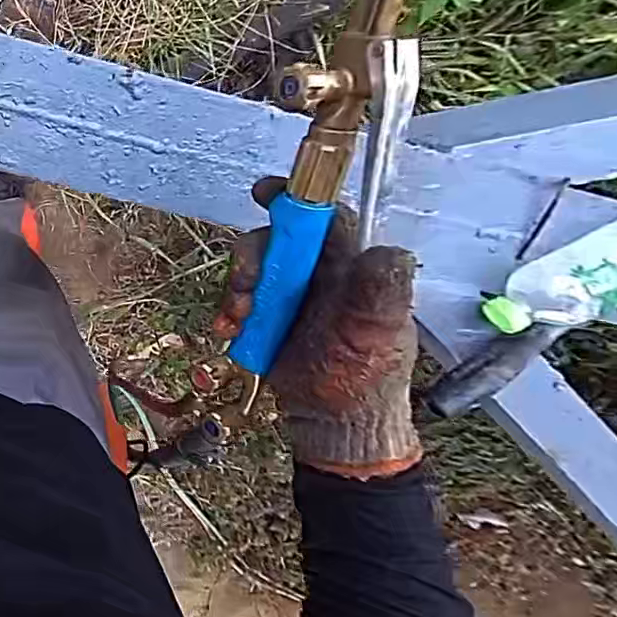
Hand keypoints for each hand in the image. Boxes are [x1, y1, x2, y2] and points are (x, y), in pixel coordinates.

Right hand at [214, 177, 421, 478]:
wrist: (332, 423)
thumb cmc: (363, 380)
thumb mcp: (378, 335)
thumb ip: (381, 291)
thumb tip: (387, 249)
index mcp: (350, 266)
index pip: (325, 217)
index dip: (296, 198)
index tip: (264, 193)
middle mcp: (318, 271)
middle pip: (276, 239)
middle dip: (253, 258)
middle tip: (246, 287)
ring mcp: (289, 292)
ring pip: (252, 266)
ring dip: (237, 288)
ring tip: (239, 318)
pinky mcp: (265, 313)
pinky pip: (238, 297)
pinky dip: (229, 310)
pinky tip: (230, 330)